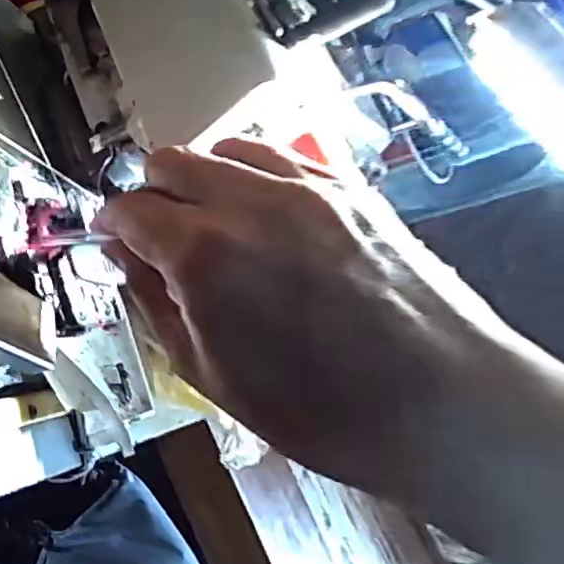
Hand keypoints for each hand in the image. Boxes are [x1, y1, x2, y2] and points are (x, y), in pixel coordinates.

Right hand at [97, 139, 563, 515]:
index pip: (128, 208)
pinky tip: (256, 215)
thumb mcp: (202, 367)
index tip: (110, 243)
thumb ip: (151, 300)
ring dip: (197, 178)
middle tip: (150, 232)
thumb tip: (123, 258)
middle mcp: (250, 205)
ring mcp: (308, 192)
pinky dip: (251, 175)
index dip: (108, 225)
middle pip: (167, 162)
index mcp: (203, 253)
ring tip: (204, 219)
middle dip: (146, 193)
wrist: (455, 414)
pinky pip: (282, 158)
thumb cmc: (315, 408)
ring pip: (223, 149)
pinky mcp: (353, 194)